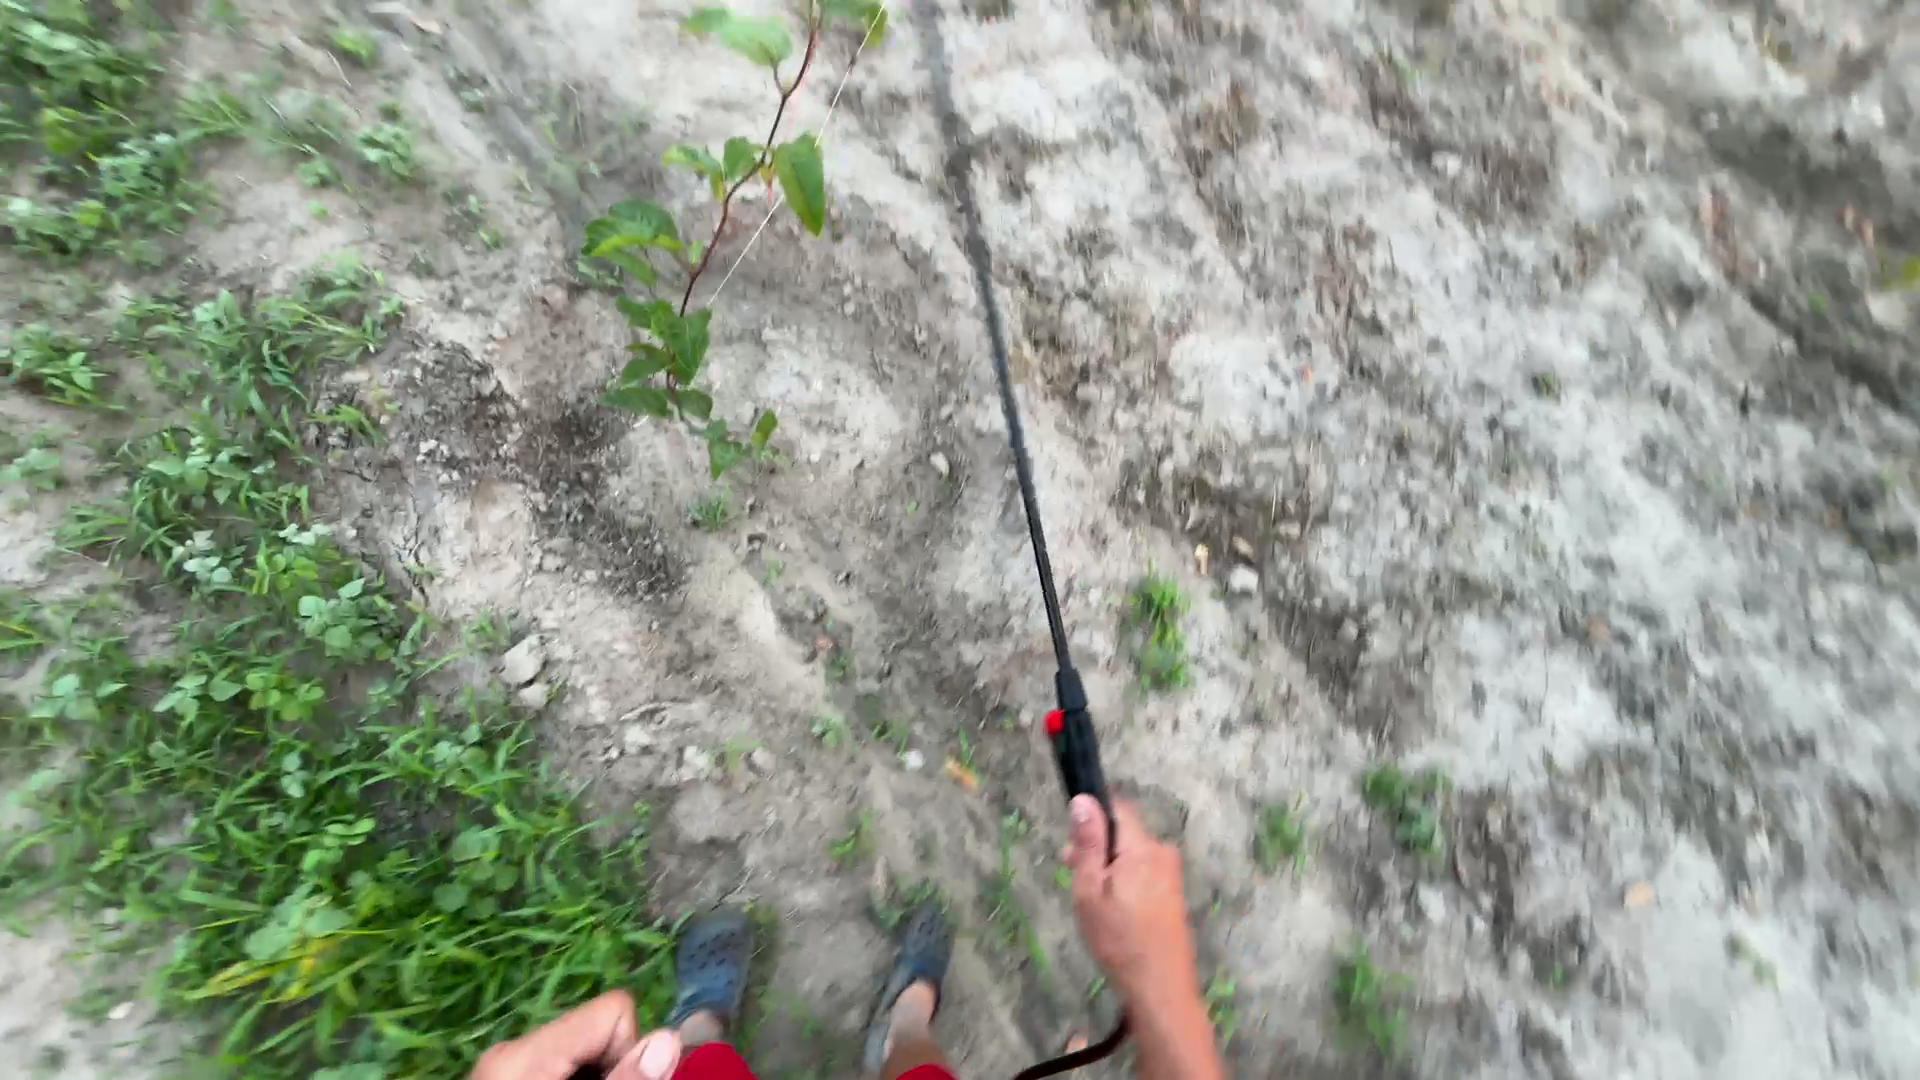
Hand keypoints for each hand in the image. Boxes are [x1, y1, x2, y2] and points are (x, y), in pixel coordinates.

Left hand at [471, 991, 677, 1079]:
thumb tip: (670, 1037)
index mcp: (526, 1050)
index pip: (613, 1009)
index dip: (628, 1049)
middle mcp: (514, 1048)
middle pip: (599, 1029)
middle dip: (613, 1066)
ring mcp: (505, 1068)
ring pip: (582, 1052)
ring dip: (597, 1076)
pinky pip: (560, 1068)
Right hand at [1063, 795, 1197, 1008]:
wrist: (1161, 990)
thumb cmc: (1119, 939)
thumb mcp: (1090, 890)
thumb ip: (1088, 843)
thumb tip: (1083, 798)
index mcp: (1142, 847)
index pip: (1116, 807)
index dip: (1091, 818)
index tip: (1074, 846)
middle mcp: (1162, 852)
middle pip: (1123, 832)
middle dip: (1097, 847)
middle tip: (1074, 876)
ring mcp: (1171, 873)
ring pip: (1131, 853)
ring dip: (1109, 866)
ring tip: (1092, 900)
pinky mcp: (1174, 892)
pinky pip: (1143, 871)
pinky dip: (1125, 881)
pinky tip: (1114, 910)